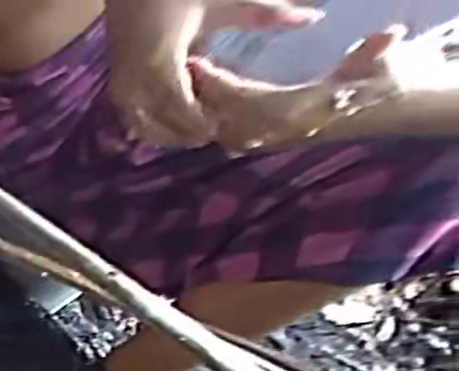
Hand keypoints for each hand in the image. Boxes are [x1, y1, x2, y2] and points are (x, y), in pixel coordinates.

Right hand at [104, 0, 322, 146]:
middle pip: (153, 120)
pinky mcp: (117, 81)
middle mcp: (133, 82)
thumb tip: (312, 20)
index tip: (215, 134)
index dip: (194, 122)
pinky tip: (158, 127)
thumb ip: (265, 14)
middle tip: (205, 140)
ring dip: (159, 132)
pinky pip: (129, 113)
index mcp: (160, 64)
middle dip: (176, 132)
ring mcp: (120, 84)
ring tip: (183, 137)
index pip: (176, 105)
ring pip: (137, 121)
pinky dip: (144, 123)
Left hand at [190, 27, 405, 151]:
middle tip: (172, 73)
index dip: (213, 80)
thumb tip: (389, 34)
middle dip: (190, 94)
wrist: (375, 113)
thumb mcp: (376, 66)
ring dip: (186, 109)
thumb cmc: (373, 84)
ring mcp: (246, 143)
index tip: (195, 63)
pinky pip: (207, 135)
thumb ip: (372, 53)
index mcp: (280, 112)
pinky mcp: (244, 146)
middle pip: (209, 114)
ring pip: (203, 126)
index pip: (233, 96)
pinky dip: (191, 123)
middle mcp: (256, 132)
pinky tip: (178, 108)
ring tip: (171, 87)